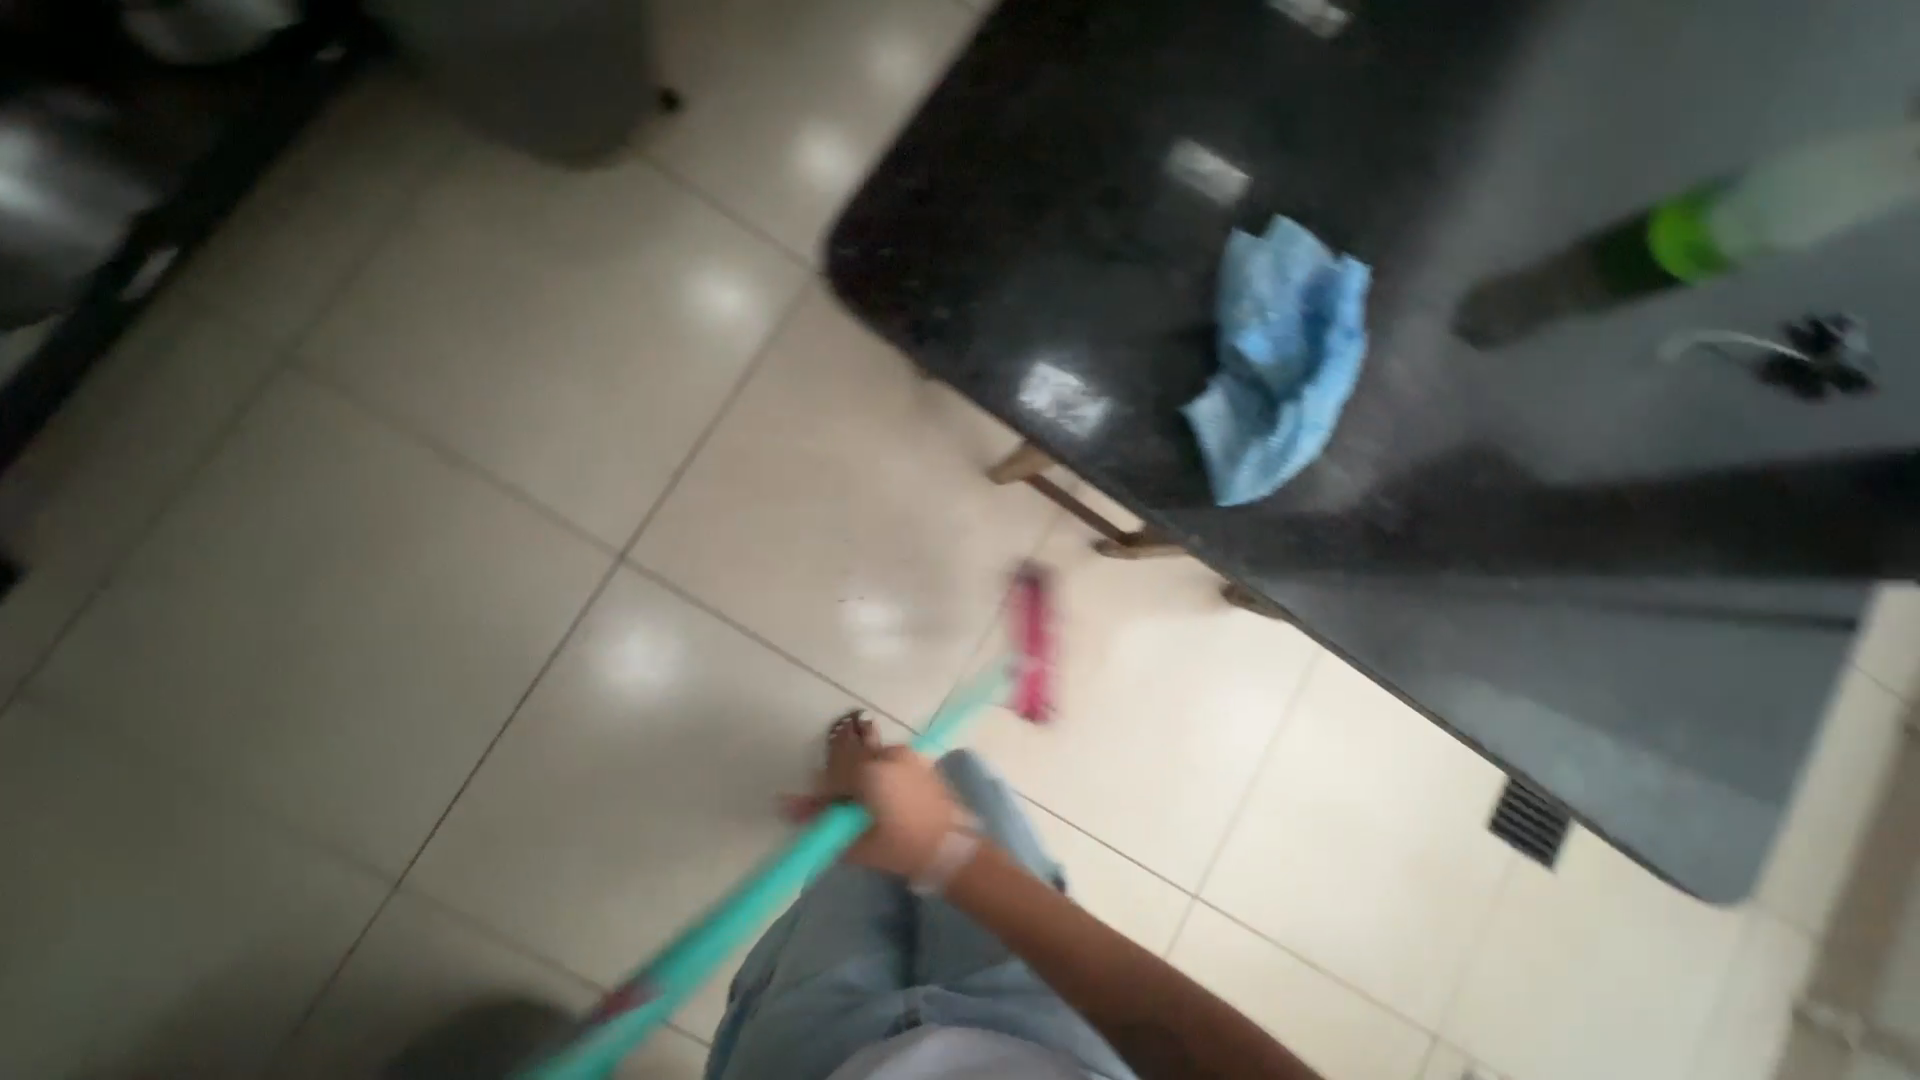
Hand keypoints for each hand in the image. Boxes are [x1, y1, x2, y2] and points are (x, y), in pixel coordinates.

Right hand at [784, 713, 966, 879]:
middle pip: (850, 760)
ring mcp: (906, 754)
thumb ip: (820, 821)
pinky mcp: (921, 760)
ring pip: (870, 758)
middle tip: (847, 812)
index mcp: (868, 772)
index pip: (831, 775)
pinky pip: (889, 761)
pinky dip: (881, 774)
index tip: (821, 815)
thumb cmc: (902, 849)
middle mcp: (886, 755)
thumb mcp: (856, 843)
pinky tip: (887, 800)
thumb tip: (784, 807)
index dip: (822, 796)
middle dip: (842, 783)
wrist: (954, 848)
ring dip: (862, 777)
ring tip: (869, 807)